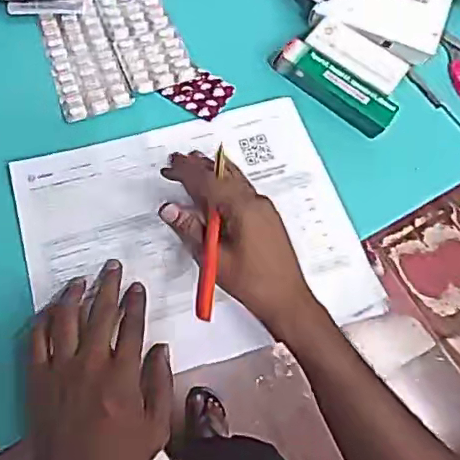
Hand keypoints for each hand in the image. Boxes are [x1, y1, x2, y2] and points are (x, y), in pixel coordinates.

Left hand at [28, 259, 172, 459]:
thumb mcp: (156, 428)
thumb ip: (159, 382)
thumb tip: (159, 347)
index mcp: (122, 377)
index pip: (131, 325)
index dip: (136, 302)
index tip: (138, 286)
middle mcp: (90, 365)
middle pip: (100, 313)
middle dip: (109, 285)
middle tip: (113, 267)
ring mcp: (59, 371)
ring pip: (65, 318)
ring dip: (75, 294)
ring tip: (82, 280)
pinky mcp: (36, 380)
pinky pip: (36, 339)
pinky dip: (44, 319)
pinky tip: (52, 309)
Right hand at [158, 151, 327, 338]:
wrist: (287, 300)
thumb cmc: (255, 284)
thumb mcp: (214, 259)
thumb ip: (191, 230)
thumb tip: (171, 210)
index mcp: (243, 208)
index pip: (208, 180)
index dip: (186, 171)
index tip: (171, 165)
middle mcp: (256, 202)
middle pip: (223, 174)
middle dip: (199, 166)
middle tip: (178, 159)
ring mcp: (264, 208)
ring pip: (235, 179)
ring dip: (213, 171)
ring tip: (195, 162)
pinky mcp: (267, 217)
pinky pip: (243, 190)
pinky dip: (226, 183)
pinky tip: (218, 187)